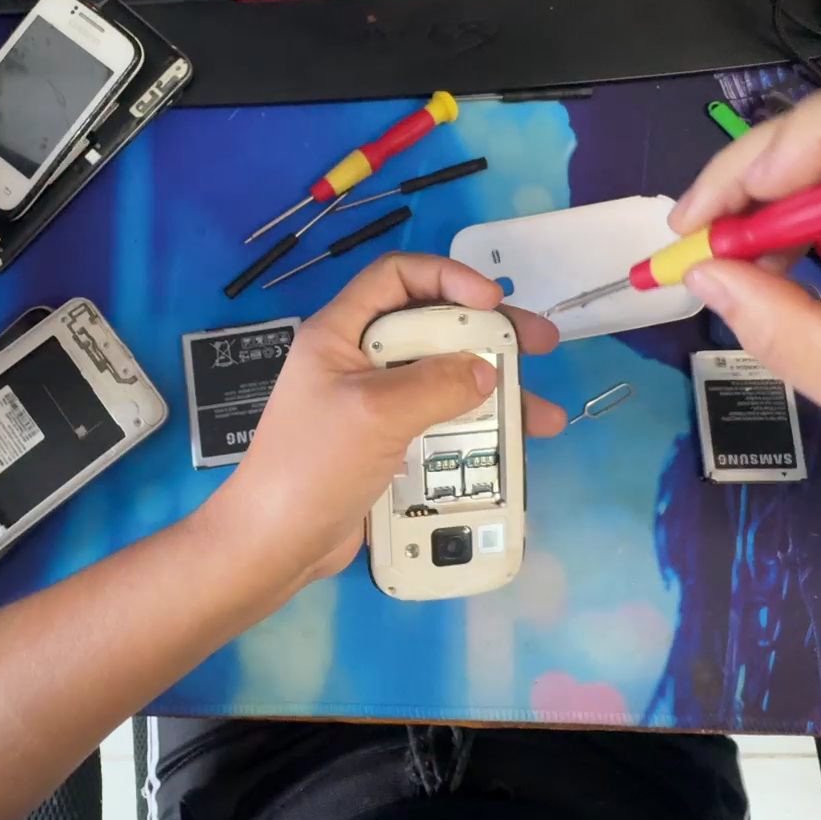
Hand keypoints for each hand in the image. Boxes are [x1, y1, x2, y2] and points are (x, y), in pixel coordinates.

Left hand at [205, 254, 566, 591]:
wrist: (277, 543)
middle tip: (539, 344)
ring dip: (494, 391)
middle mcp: (358, 359)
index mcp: (340, 333)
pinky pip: (439, 419)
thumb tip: (487, 372)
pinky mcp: (388, 440)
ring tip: (543, 415)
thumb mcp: (376, 412)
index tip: (491, 300)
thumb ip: (436, 384)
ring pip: (443, 378)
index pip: (395, 276)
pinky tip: (512, 444)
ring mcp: (375, 403)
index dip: (446, 276)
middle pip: (431, 326)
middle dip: (487, 334)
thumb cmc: (315, 465)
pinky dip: (476, 427)